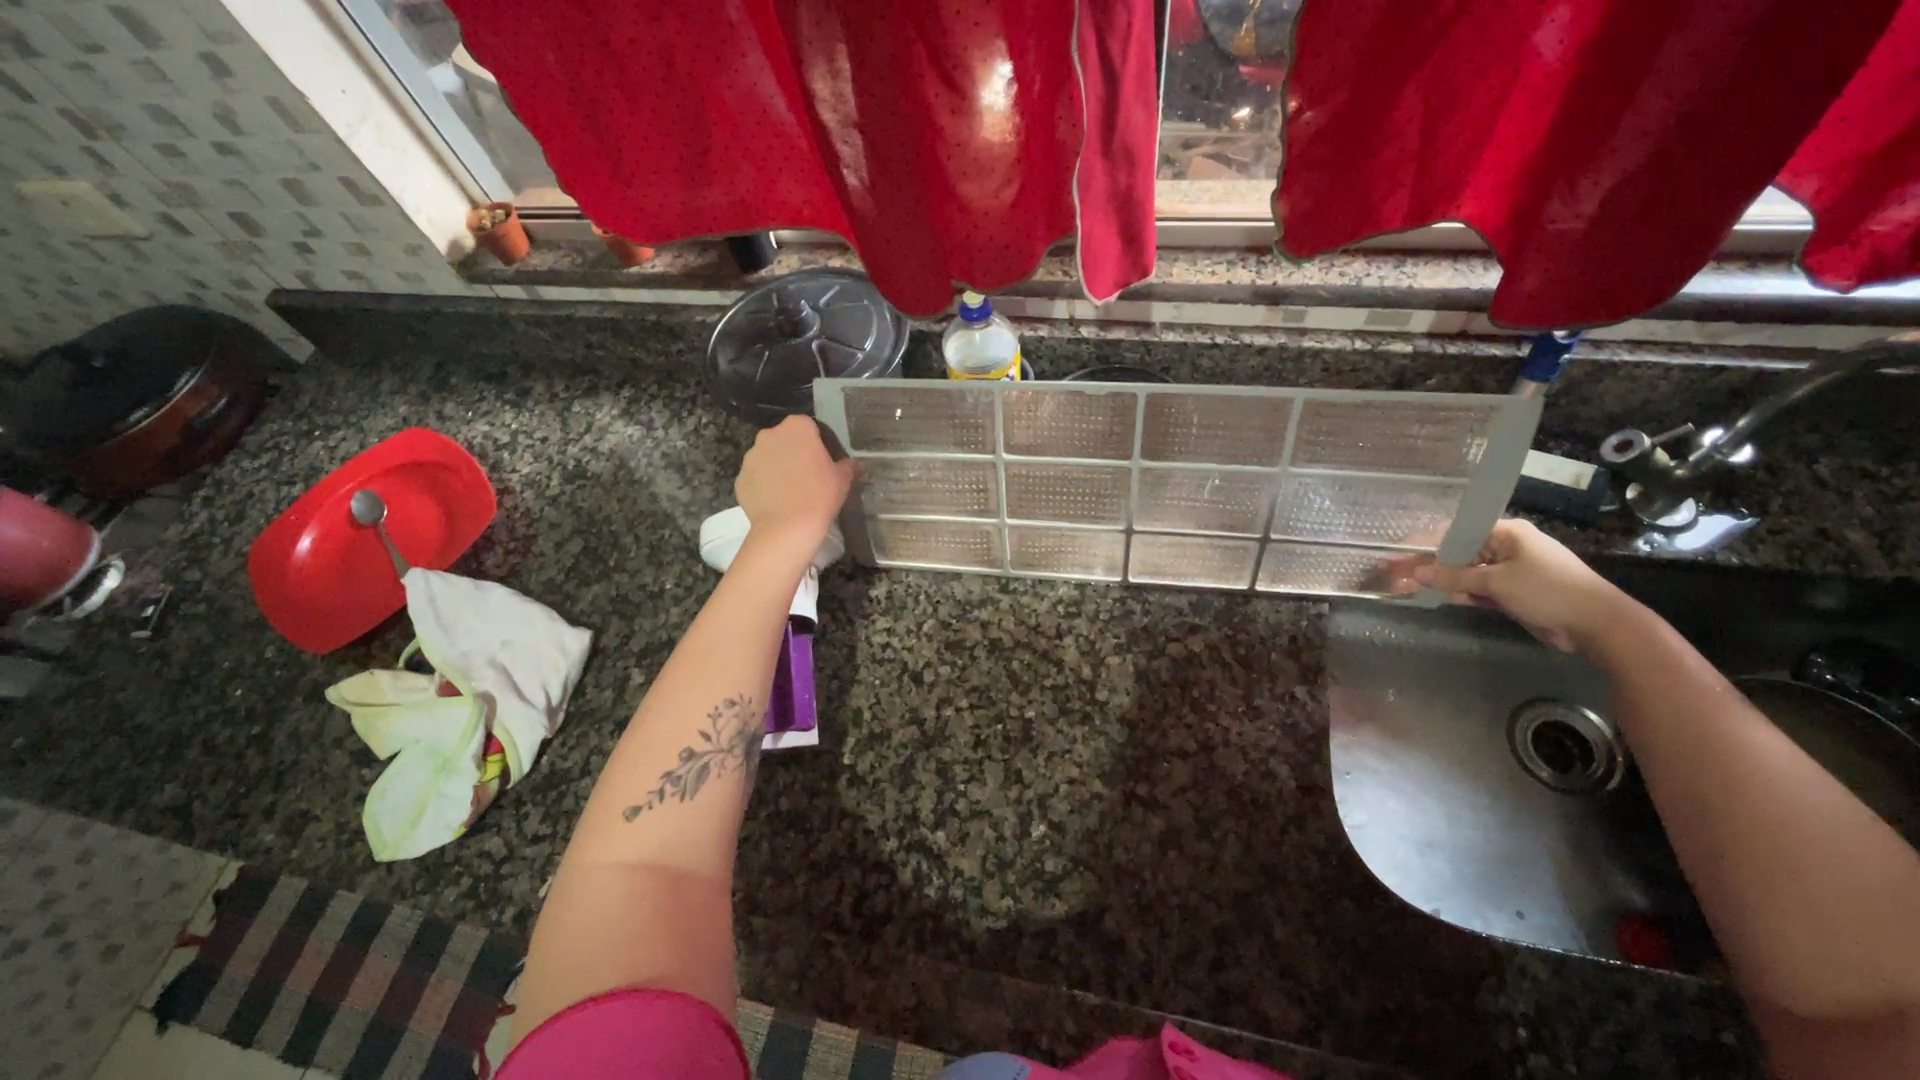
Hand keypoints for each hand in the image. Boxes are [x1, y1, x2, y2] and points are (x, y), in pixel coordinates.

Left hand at [735, 416, 855, 548]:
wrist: (787, 528)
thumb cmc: (819, 495)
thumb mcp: (842, 480)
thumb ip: (847, 466)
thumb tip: (855, 465)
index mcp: (796, 428)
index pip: (809, 426)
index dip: (817, 443)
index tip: (823, 461)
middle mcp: (769, 436)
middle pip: (785, 440)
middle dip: (794, 453)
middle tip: (808, 476)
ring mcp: (751, 457)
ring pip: (768, 458)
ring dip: (777, 468)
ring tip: (790, 492)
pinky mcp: (740, 479)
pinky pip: (756, 478)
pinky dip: (764, 486)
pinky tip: (776, 503)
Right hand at [1408, 519, 1635, 652]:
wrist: (1596, 624)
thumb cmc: (1549, 591)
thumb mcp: (1498, 582)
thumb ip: (1454, 578)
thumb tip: (1415, 573)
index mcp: (1504, 532)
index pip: (1452, 533)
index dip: (1420, 545)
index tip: (1392, 556)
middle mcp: (1503, 546)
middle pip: (1454, 552)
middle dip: (1423, 564)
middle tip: (1391, 576)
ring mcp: (1507, 569)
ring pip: (1462, 572)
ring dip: (1437, 581)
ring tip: (1402, 588)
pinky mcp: (1510, 591)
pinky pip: (1475, 588)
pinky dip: (1456, 592)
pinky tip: (1432, 596)